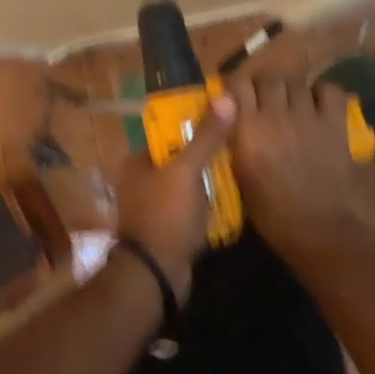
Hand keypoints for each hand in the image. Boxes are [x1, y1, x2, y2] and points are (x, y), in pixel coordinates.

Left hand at [112, 95, 236, 298]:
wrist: (155, 275)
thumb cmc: (166, 215)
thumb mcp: (187, 171)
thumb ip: (206, 136)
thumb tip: (226, 97)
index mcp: (136, 162)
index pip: (168, 135)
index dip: (194, 129)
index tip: (224, 126)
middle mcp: (139, 182)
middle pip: (178, 160)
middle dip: (205, 159)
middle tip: (236, 153)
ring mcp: (151, 208)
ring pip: (186, 186)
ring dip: (208, 184)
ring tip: (238, 176)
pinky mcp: (165, 230)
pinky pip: (189, 210)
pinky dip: (205, 208)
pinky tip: (228, 205)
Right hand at [229, 72, 360, 254]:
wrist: (318, 229)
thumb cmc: (272, 214)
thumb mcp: (241, 178)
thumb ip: (236, 144)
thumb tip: (232, 124)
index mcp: (247, 130)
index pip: (238, 85)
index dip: (237, 88)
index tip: (236, 97)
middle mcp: (275, 115)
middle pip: (268, 78)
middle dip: (264, 86)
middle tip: (264, 101)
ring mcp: (307, 117)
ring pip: (296, 82)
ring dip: (291, 90)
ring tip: (291, 104)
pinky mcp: (334, 124)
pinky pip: (330, 91)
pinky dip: (323, 93)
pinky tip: (318, 106)